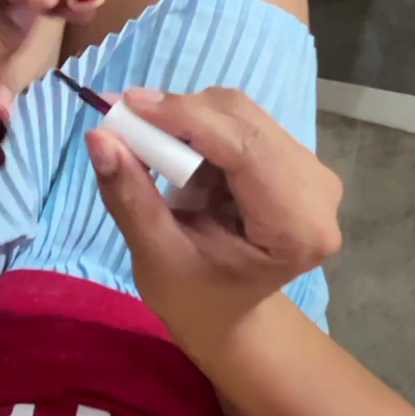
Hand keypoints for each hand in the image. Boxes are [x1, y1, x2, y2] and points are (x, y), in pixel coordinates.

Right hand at [85, 87, 342, 355]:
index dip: (183, 117)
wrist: (227, 311)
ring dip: (183, 117)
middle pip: (241, 120)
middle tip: (119, 119)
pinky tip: (171, 148)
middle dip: (176, 114)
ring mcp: (307, 170)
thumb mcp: (154, 253)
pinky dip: (194, 122)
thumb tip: (98, 135)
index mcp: (297, 228)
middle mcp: (316, 190)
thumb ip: (129, 193)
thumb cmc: (193, 295)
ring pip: (236, 111)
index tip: (123, 104)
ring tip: (143, 141)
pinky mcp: (290, 157)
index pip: (243, 148)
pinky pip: (236, 118)